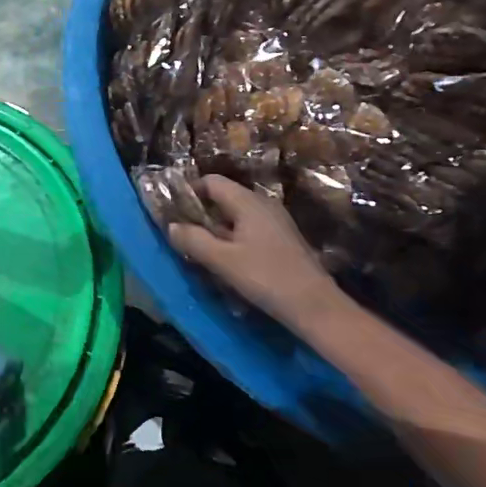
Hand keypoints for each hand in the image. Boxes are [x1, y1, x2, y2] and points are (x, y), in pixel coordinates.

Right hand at [167, 174, 345, 329]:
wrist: (314, 304)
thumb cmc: (266, 277)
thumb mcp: (223, 261)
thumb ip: (194, 241)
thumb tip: (171, 226)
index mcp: (248, 202)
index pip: (212, 182)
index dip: (190, 192)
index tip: (172, 211)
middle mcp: (263, 204)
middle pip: (224, 197)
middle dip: (201, 212)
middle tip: (182, 233)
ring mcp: (275, 221)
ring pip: (237, 215)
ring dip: (216, 228)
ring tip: (199, 249)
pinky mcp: (281, 238)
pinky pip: (249, 228)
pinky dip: (232, 237)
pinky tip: (226, 259)